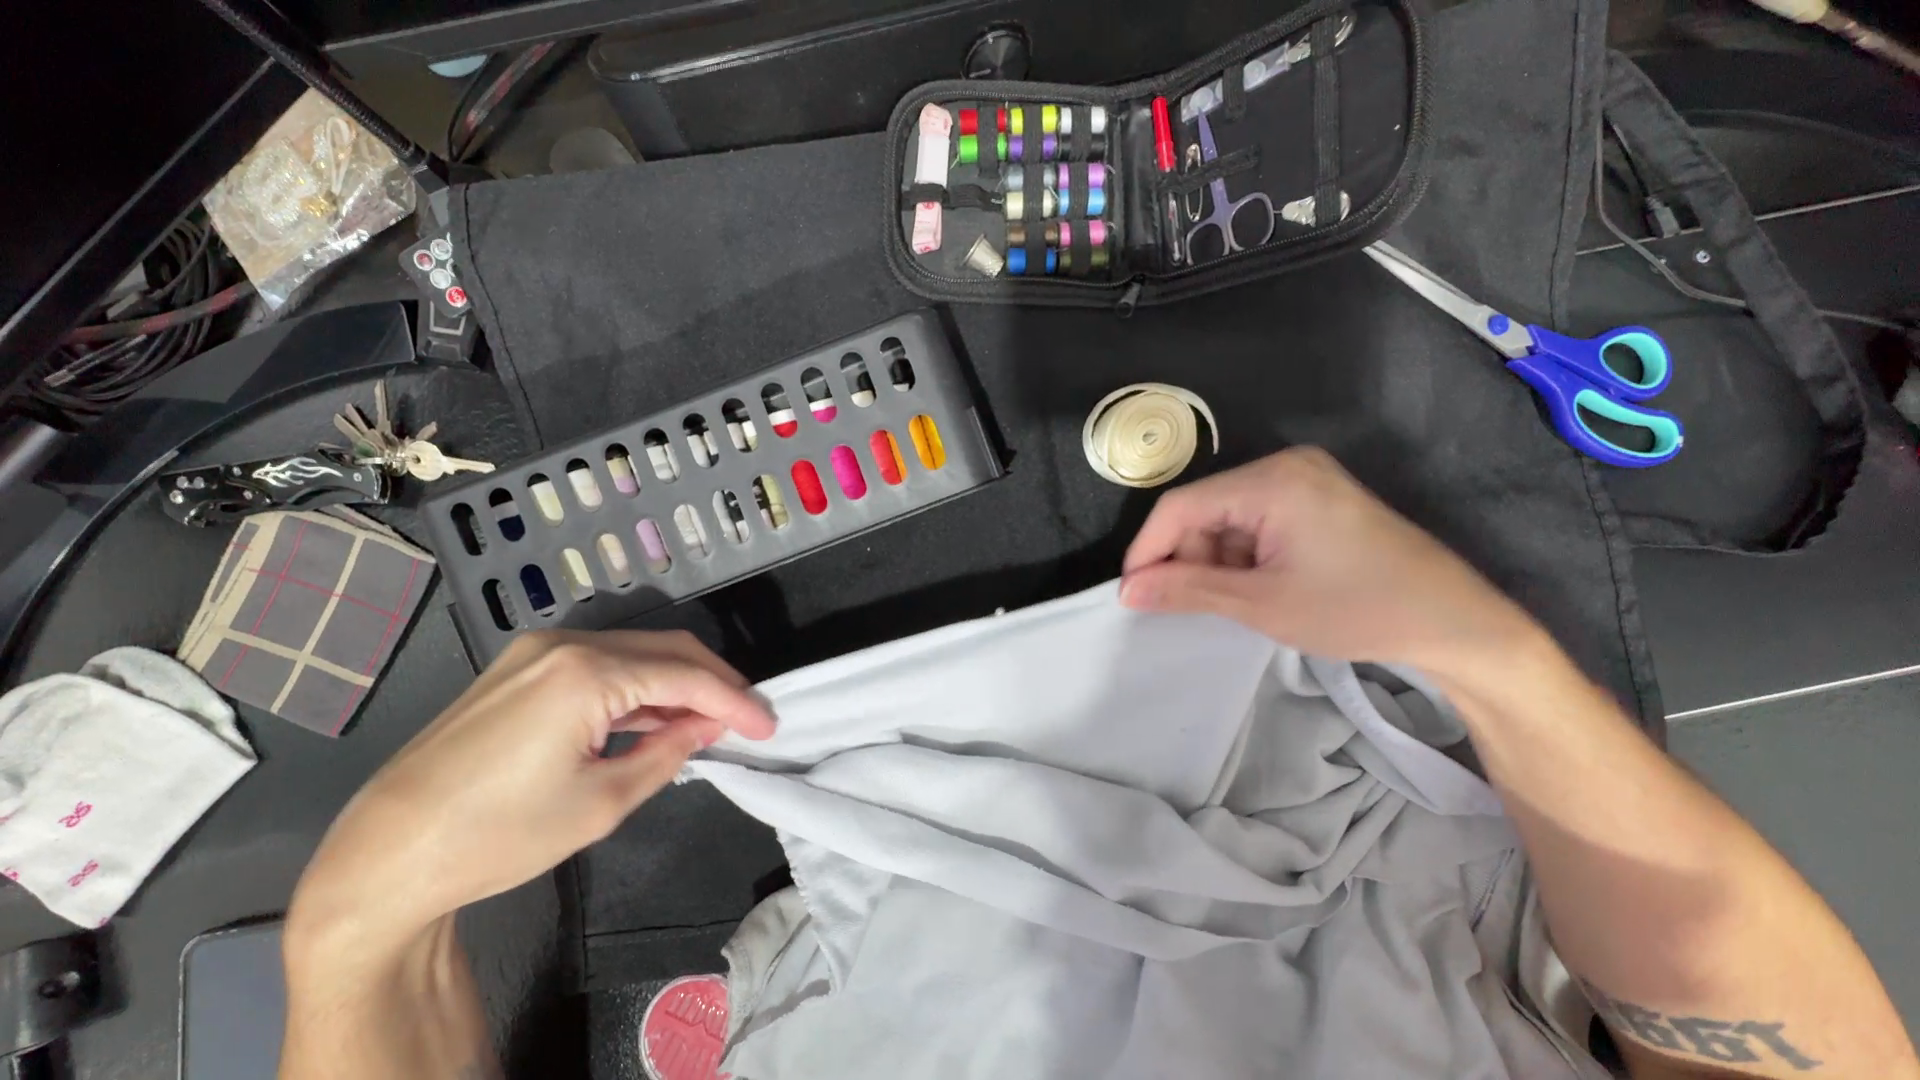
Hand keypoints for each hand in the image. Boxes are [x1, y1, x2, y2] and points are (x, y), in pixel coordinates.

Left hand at [287, 630, 774, 956]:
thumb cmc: (500, 834)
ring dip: (674, 684)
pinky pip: (597, 664)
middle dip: (711, 682)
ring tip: (706, 724)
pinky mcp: (517, 668)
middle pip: (663, 648)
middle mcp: (562, 643)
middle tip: (746, 719)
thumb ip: (668, 753)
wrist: (389, 851)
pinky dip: (635, 687)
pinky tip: (652, 718)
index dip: (734, 700)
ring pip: (631, 652)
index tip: (768, 726)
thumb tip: (707, 726)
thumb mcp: (602, 802)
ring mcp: (534, 651)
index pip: (685, 676)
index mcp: (586, 672)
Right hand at [1119, 447, 1544, 677]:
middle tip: (1189, 607)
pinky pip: (1258, 522)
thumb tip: (1128, 591)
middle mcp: (1285, 466)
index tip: (1132, 595)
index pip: (1181, 505)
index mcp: (1272, 479)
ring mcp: (1306, 480)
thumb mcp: (1262, 604)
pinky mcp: (1319, 500)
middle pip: (1205, 509)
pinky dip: (1244, 557)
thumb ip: (1187, 590)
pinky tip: (1258, 590)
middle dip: (1187, 558)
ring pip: (1229, 518)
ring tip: (1237, 604)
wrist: (1455, 622)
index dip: (1148, 549)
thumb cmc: (1357, 609)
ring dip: (1217, 561)